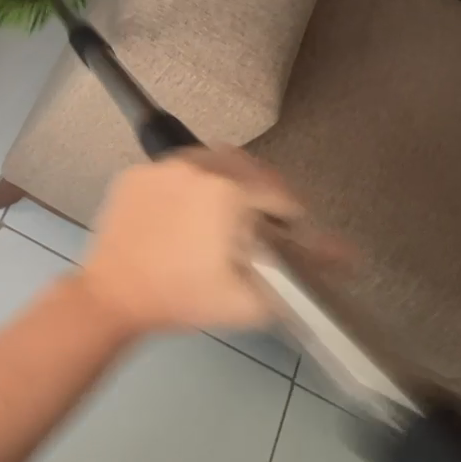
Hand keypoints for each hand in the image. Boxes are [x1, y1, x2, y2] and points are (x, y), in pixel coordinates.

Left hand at [73, 147, 314, 334]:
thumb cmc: (181, 299)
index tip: (286, 238)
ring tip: (225, 216)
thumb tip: (348, 256)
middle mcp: (195, 167)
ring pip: (209, 162)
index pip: (279, 193)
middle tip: (259, 225)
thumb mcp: (250, 299)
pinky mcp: (133, 175)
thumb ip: (305, 274)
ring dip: (225, 182)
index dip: (290, 218)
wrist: (112, 298)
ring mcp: (159, 168)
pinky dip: (187, 185)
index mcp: (228, 191)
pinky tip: (186, 213)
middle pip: (247, 167)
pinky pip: (173, 170)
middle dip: (260, 193)